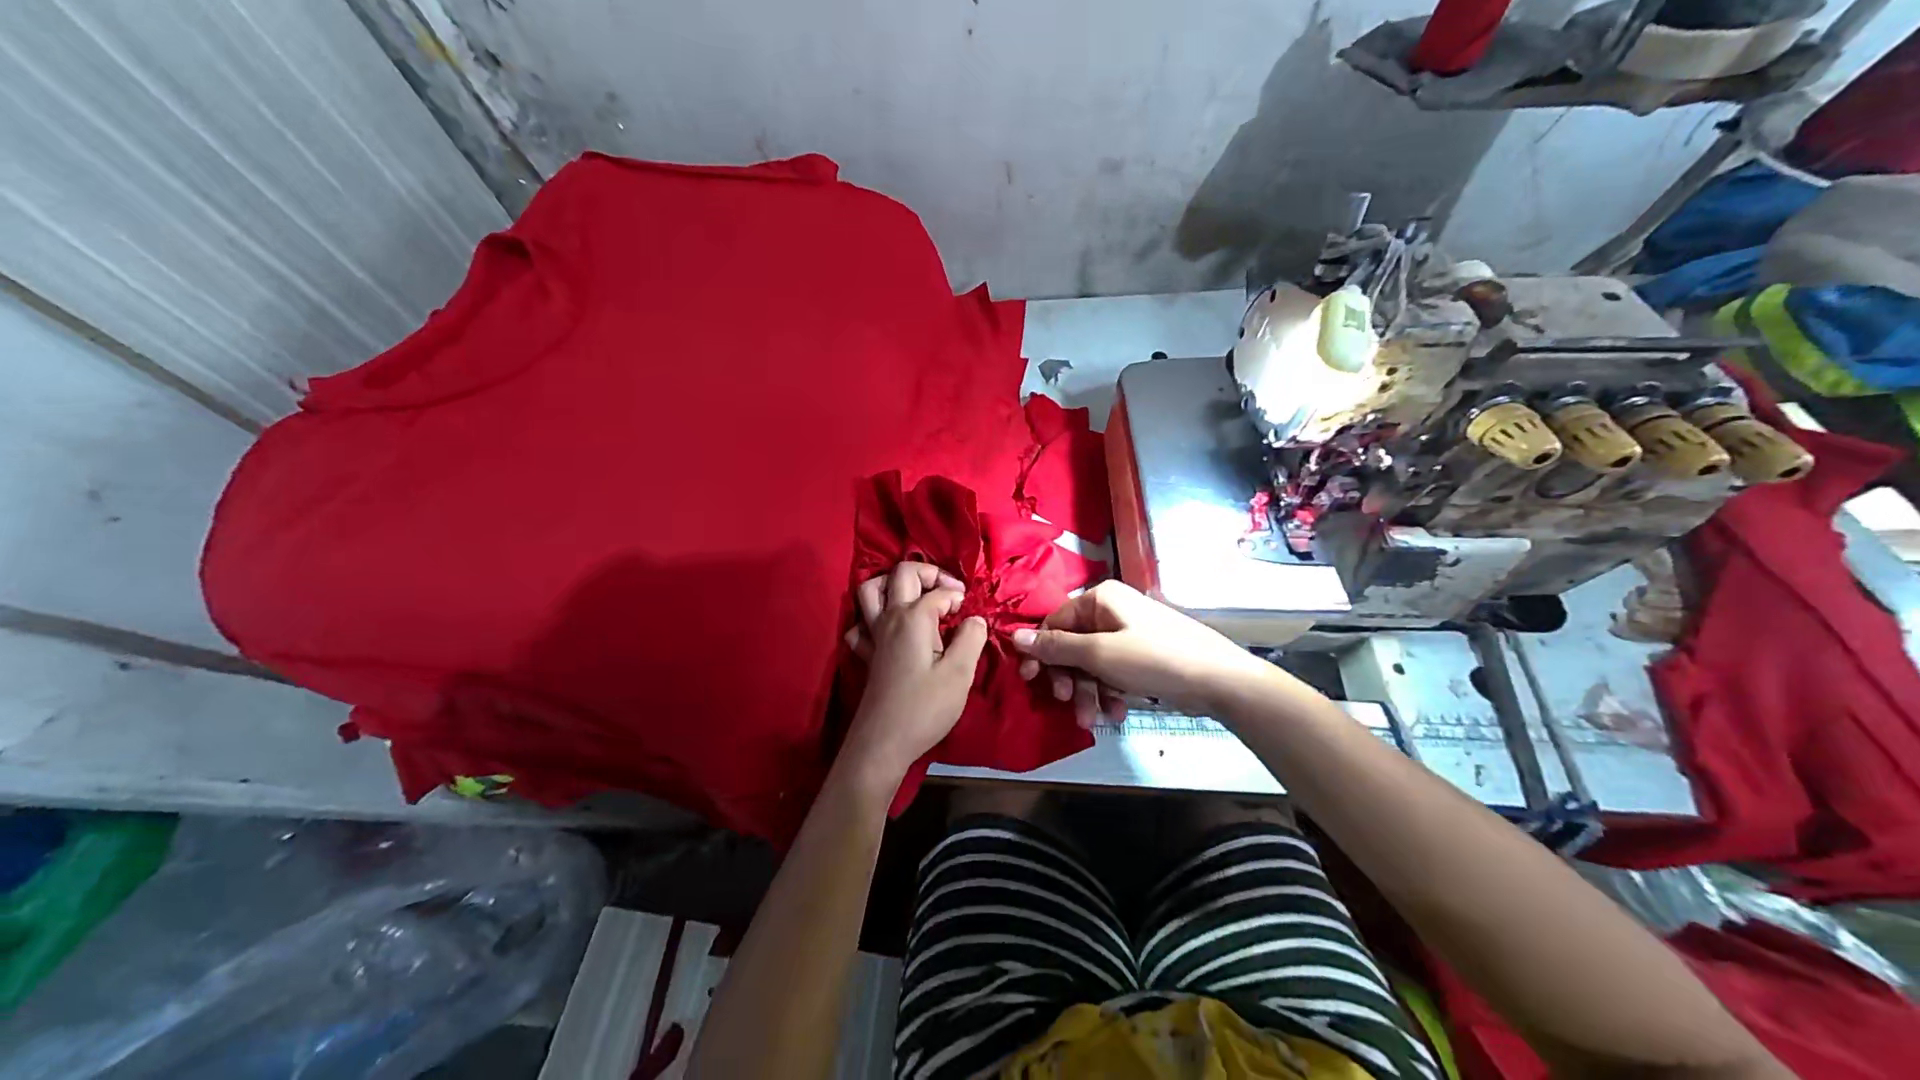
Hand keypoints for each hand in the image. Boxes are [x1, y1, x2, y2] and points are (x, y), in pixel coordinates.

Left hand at [841, 563, 988, 780]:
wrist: (883, 742)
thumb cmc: (926, 708)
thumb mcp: (960, 673)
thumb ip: (971, 639)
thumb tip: (975, 618)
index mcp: (914, 618)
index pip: (939, 592)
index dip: (958, 597)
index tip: (971, 615)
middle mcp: (889, 618)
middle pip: (902, 573)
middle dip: (928, 573)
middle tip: (949, 591)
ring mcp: (873, 635)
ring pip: (871, 590)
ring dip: (894, 584)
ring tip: (918, 597)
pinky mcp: (867, 654)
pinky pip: (861, 623)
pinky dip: (872, 617)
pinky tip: (888, 628)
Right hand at [1011, 580, 1276, 721]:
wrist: (1220, 680)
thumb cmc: (1155, 659)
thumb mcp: (1099, 654)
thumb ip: (1056, 647)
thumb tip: (1014, 636)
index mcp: (1100, 598)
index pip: (1054, 621)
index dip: (1040, 652)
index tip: (1029, 681)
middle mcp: (1112, 611)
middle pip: (1072, 645)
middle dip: (1068, 678)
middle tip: (1065, 702)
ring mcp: (1129, 634)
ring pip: (1091, 663)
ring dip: (1087, 692)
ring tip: (1092, 719)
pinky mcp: (1142, 656)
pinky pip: (1112, 672)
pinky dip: (1109, 692)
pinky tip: (1115, 713)